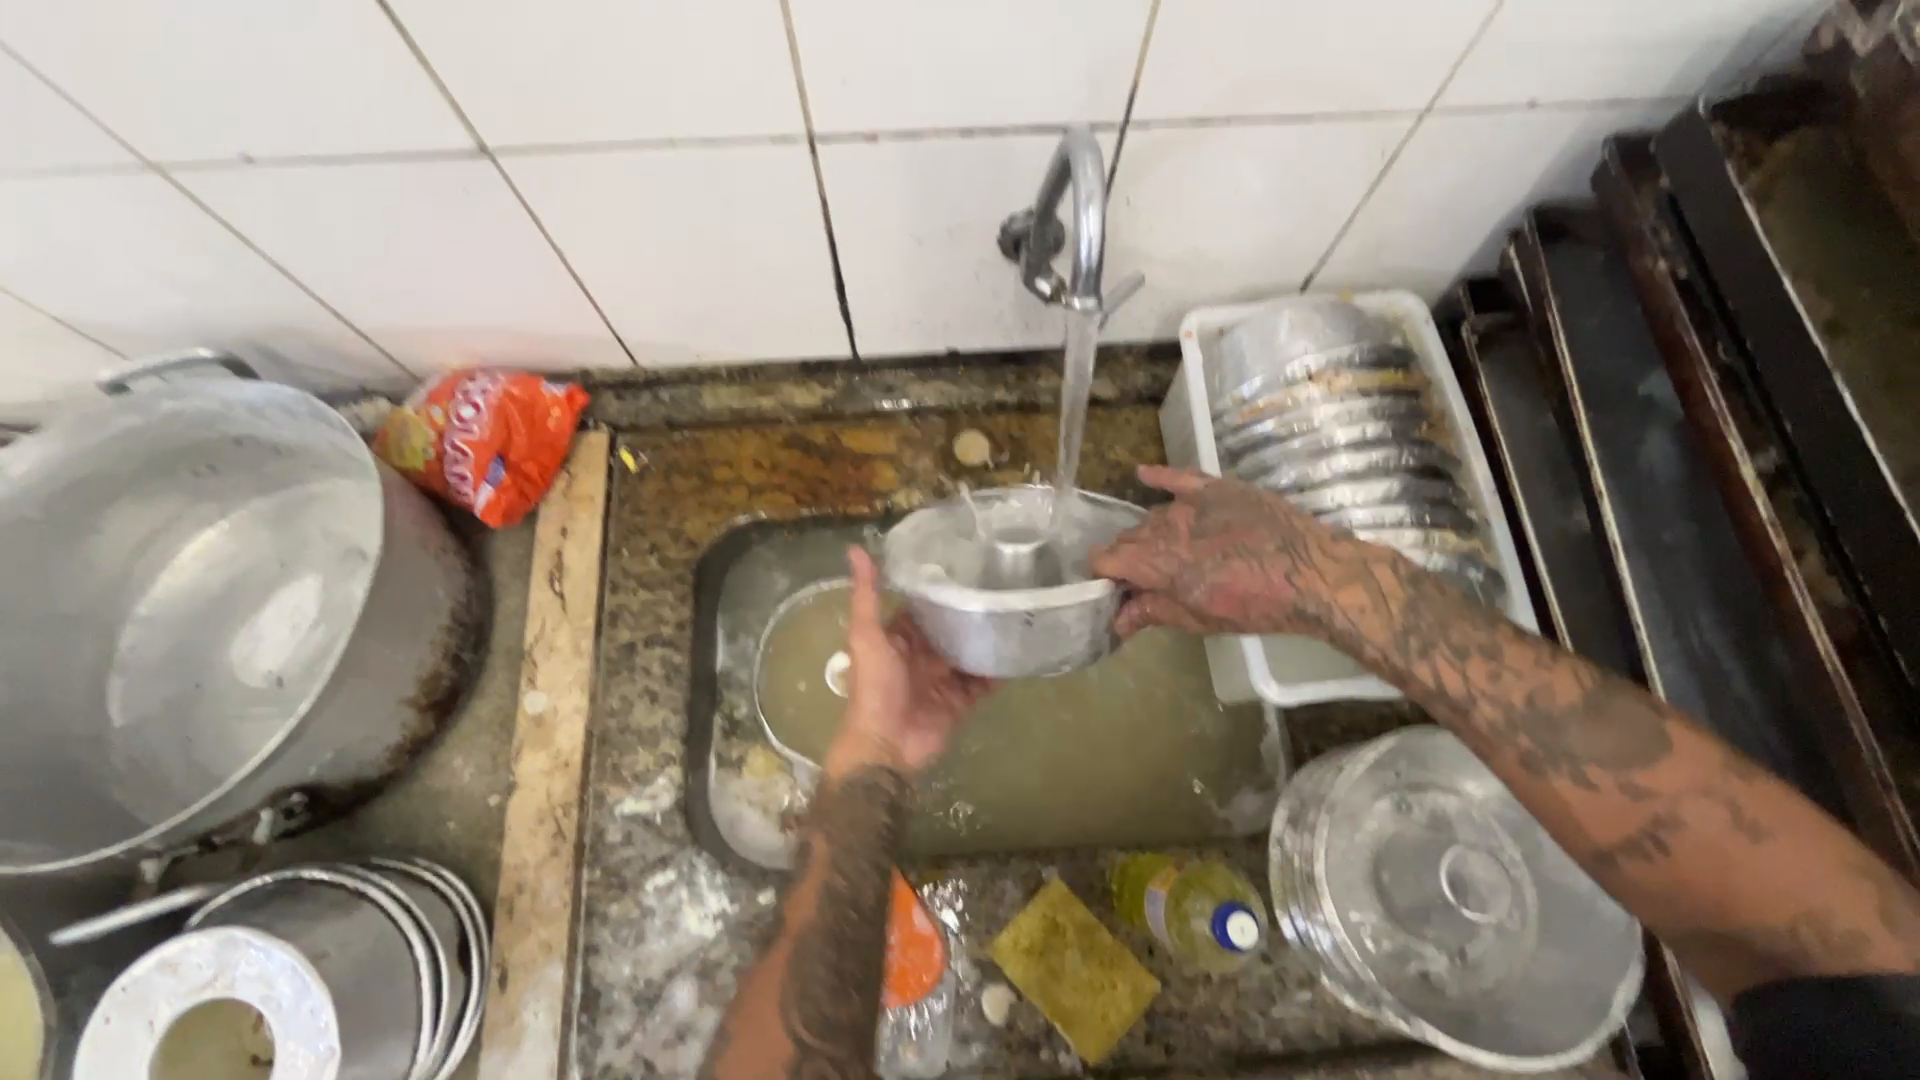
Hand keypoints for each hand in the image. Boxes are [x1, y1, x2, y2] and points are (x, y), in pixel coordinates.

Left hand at [825, 547, 995, 777]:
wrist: (887, 745)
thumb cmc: (873, 687)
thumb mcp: (867, 635)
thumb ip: (866, 595)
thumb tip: (855, 548)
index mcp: (899, 639)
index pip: (922, 608)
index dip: (939, 589)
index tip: (966, 564)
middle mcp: (921, 657)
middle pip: (949, 630)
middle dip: (969, 612)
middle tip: (1001, 584)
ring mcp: (942, 680)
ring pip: (969, 654)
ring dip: (987, 639)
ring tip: (1016, 612)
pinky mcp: (960, 702)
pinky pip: (983, 683)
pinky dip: (998, 671)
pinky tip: (1020, 651)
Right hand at [1090, 465, 1366, 638]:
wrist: (1313, 574)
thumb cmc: (1256, 606)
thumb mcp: (1199, 619)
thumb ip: (1152, 612)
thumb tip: (1117, 620)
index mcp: (1155, 562)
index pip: (1105, 559)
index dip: (1104, 576)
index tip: (1114, 590)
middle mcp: (1164, 526)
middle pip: (1127, 538)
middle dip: (1128, 559)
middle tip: (1144, 580)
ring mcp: (1190, 503)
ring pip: (1153, 516)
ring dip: (1149, 534)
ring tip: (1164, 552)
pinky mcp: (1216, 487)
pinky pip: (1177, 476)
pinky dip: (1158, 476)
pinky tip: (1144, 474)